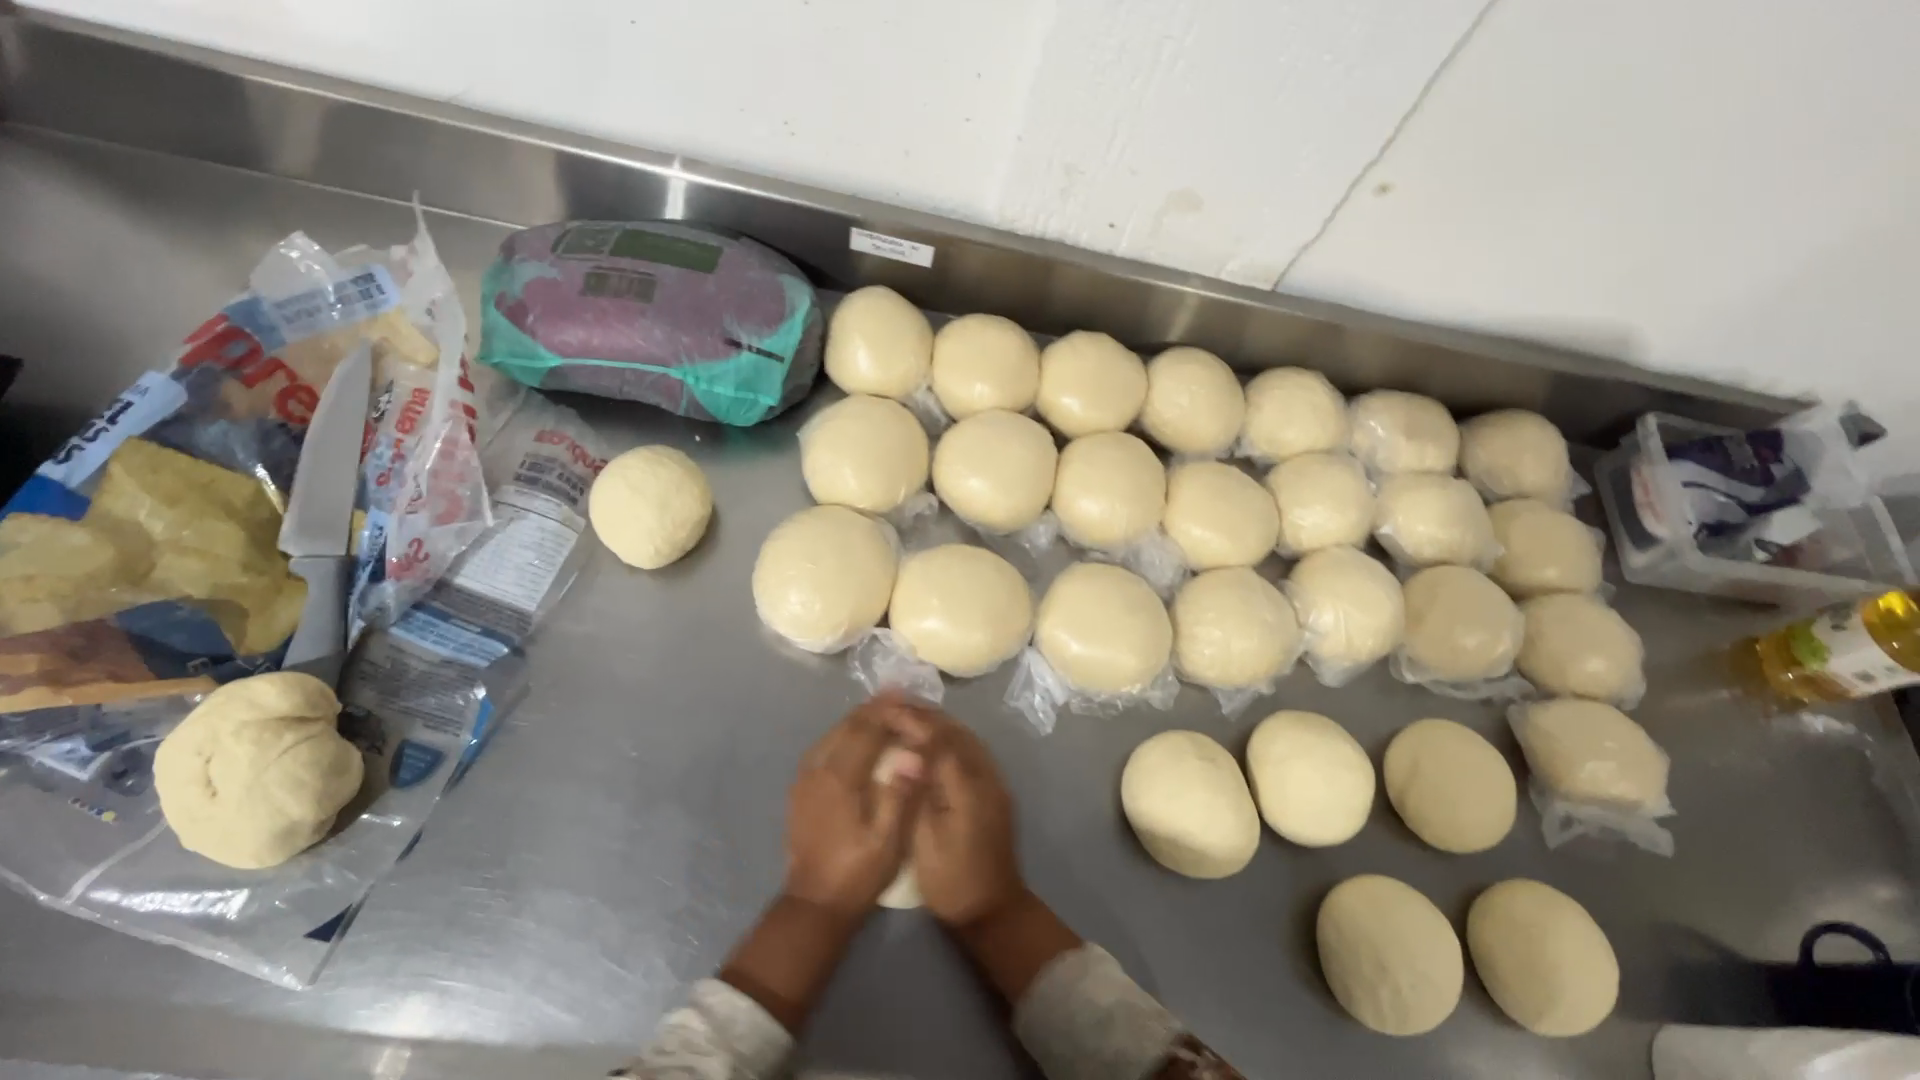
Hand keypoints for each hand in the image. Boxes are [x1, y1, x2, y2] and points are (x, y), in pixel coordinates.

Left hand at [781, 693, 933, 919]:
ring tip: (883, 711)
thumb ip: (901, 795)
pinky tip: (858, 741)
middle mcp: (817, 770)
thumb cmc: (858, 874)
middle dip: (873, 709)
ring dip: (858, 720)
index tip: (909, 695)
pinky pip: (824, 749)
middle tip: (899, 695)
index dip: (888, 711)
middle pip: (846, 726)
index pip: (866, 730)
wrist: (814, 905)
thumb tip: (915, 754)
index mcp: (840, 779)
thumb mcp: (888, 842)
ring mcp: (804, 779)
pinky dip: (844, 736)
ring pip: (832, 735)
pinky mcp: (800, 790)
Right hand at [908, 707, 1025, 928]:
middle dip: (925, 714)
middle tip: (893, 701)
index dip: (912, 721)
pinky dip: (951, 737)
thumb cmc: (951, 880)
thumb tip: (908, 753)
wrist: (992, 910)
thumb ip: (918, 792)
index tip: (885, 709)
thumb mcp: (924, 840)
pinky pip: (972, 751)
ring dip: (939, 722)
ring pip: (967, 738)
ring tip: (909, 713)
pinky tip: (932, 739)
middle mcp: (987, 777)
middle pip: (956, 732)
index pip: (939, 739)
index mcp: (968, 787)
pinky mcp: (994, 792)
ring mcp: (994, 783)